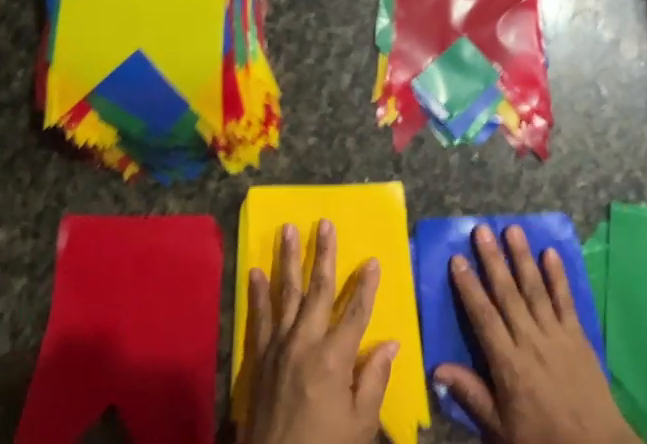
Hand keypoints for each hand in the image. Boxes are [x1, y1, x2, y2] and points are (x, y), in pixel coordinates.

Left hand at [243, 219, 399, 443]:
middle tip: (324, 223)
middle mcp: (305, 343)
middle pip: (318, 291)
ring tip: (287, 230)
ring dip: (288, 260)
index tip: (373, 260)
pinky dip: (257, 293)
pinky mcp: (259, 357)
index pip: (355, 312)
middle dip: (323, 255)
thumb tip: (391, 344)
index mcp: (335, 358)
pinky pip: (258, 317)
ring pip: (284, 293)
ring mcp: (278, 347)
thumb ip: (374, 380)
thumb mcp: (361, 424)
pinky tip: (256, 272)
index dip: (366, 286)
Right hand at [435, 225, 638, 443]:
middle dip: (493, 260)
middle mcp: (531, 341)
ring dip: (522, 258)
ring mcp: (557, 335)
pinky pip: (566, 301)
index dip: (469, 287)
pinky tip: (550, 253)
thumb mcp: (501, 427)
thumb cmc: (542, 438)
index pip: (483, 317)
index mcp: (508, 363)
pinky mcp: (579, 336)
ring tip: (512, 230)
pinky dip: (558, 276)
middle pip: (508, 294)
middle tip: (481, 230)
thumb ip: (472, 394)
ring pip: (535, 289)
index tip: (457, 260)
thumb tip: (437, 369)